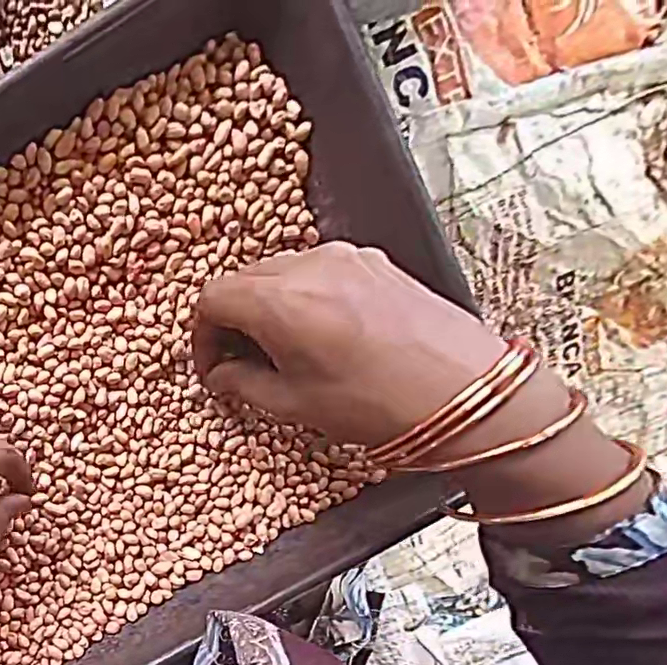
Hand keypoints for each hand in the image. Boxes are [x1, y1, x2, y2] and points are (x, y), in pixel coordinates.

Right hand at [190, 242, 533, 447]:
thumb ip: (242, 383)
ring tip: (276, 350)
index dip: (202, 334)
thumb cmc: (375, 404)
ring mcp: (346, 257)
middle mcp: (310, 266)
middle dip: (229, 319)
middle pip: (242, 279)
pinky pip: (314, 269)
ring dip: (262, 306)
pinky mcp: (374, 261)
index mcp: (281, 302)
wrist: (464, 393)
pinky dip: (297, 296)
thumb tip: (220, 375)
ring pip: (277, 271)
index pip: (213, 297)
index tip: (211, 365)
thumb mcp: (293, 403)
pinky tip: (312, 333)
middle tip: (236, 361)